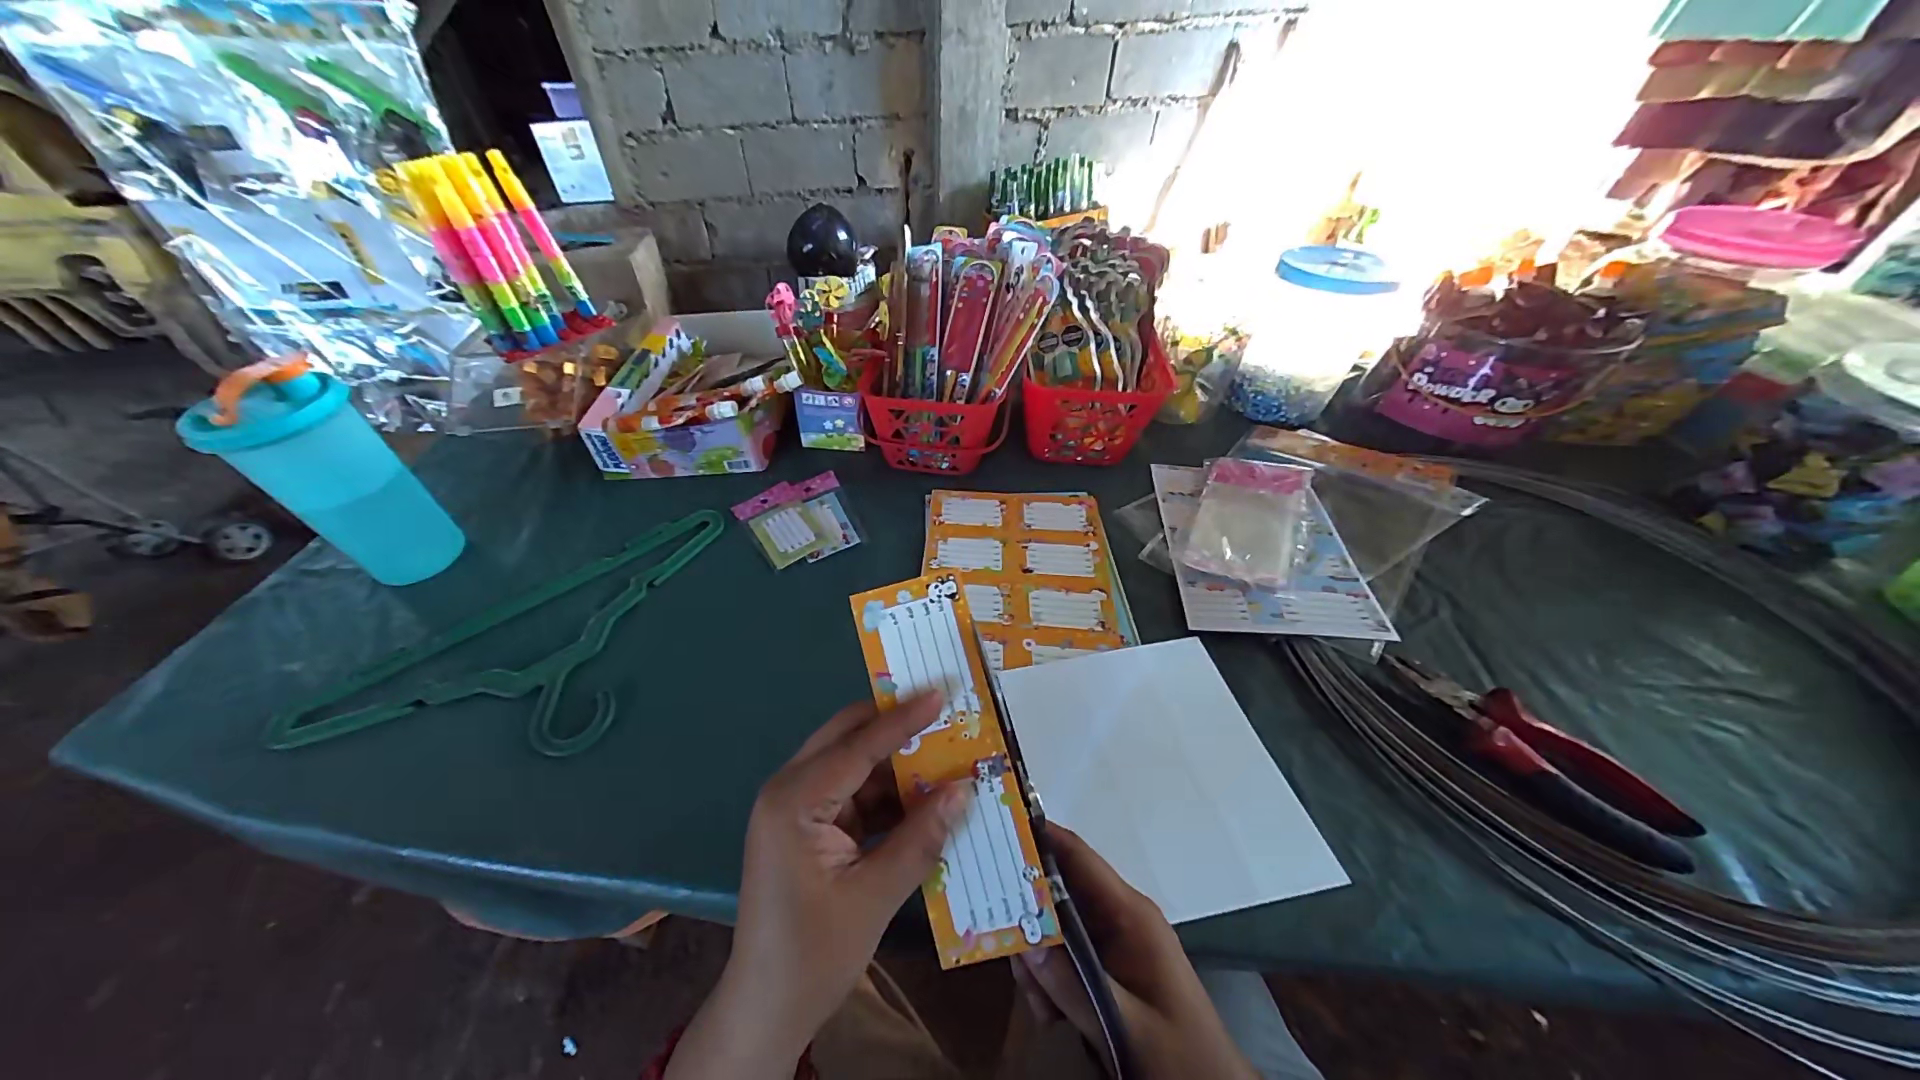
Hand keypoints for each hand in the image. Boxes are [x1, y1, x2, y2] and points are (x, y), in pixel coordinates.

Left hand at [666, 694, 970, 1078]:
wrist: (767, 1010)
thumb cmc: (814, 953)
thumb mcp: (875, 895)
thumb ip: (920, 837)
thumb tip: (964, 789)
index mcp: (794, 801)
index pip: (857, 745)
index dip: (902, 718)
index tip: (941, 693)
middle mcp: (790, 792)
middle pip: (847, 739)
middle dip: (895, 725)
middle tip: (943, 712)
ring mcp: (798, 809)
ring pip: (854, 766)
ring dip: (897, 764)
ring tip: (946, 754)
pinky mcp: (809, 828)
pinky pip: (854, 795)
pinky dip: (888, 795)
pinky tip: (926, 798)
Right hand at [1014, 826, 1257, 1079]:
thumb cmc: (1179, 1054)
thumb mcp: (1123, 1023)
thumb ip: (1072, 985)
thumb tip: (1023, 942)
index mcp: (1130, 914)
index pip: (1077, 856)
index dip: (1039, 838)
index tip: (997, 833)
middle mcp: (1120, 916)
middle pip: (1058, 892)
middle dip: (1029, 920)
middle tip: (1011, 958)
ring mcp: (1115, 940)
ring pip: (1057, 926)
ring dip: (1038, 960)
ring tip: (1041, 1006)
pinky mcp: (1110, 965)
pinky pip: (1067, 953)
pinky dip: (1050, 977)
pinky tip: (1051, 1014)